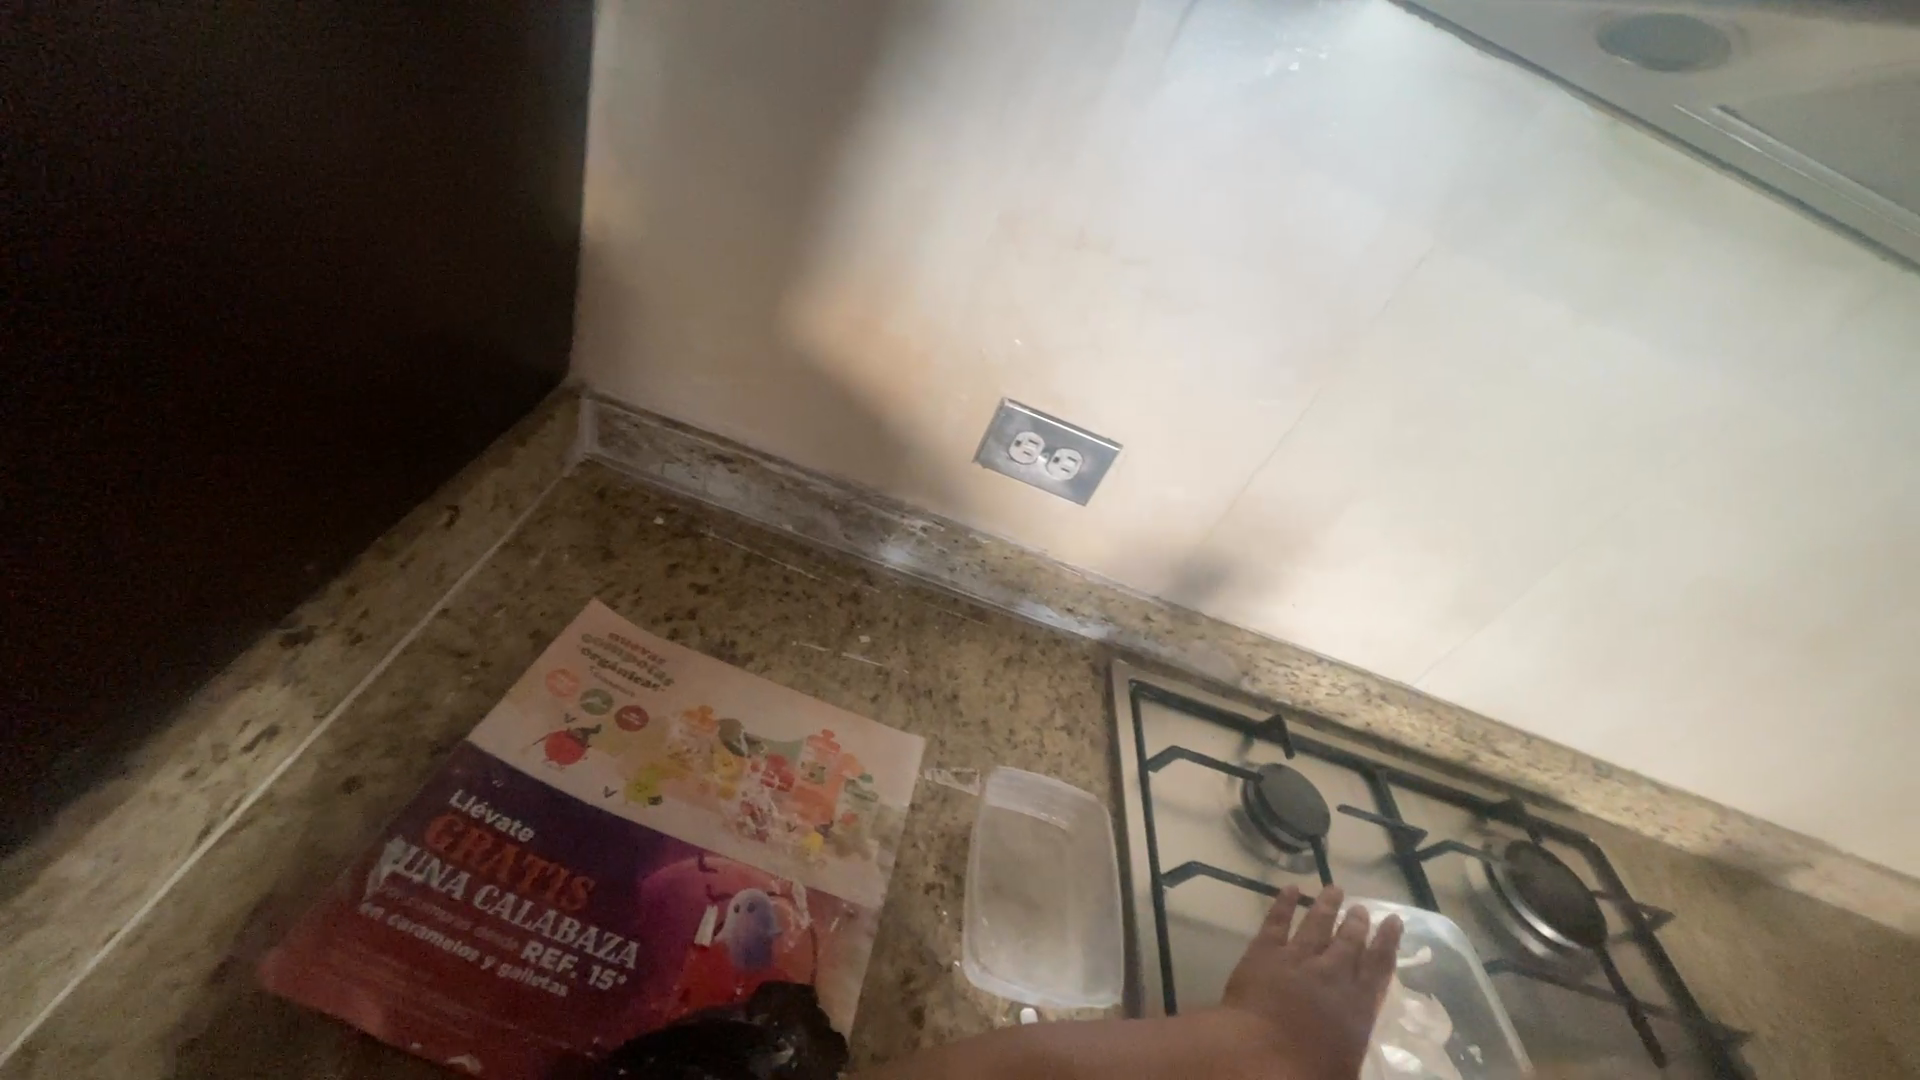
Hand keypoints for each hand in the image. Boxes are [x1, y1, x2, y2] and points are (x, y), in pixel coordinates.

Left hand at [1215, 885, 1402, 1079]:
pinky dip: (1283, 903)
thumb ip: (1355, 1054)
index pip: (1378, 968)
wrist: (1259, 1054)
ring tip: (1334, 889)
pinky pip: (1277, 921)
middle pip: (1348, 941)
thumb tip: (1356, 1052)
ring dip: (1326, 906)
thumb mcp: (1347, 1073)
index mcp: (1356, 1007)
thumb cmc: (1308, 1074)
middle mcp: (1331, 975)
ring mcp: (1296, 959)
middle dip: (1356, 923)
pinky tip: (1290, 888)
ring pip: (1316, 925)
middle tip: (1362, 907)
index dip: (1387, 942)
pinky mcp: (1264, 952)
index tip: (1394, 922)